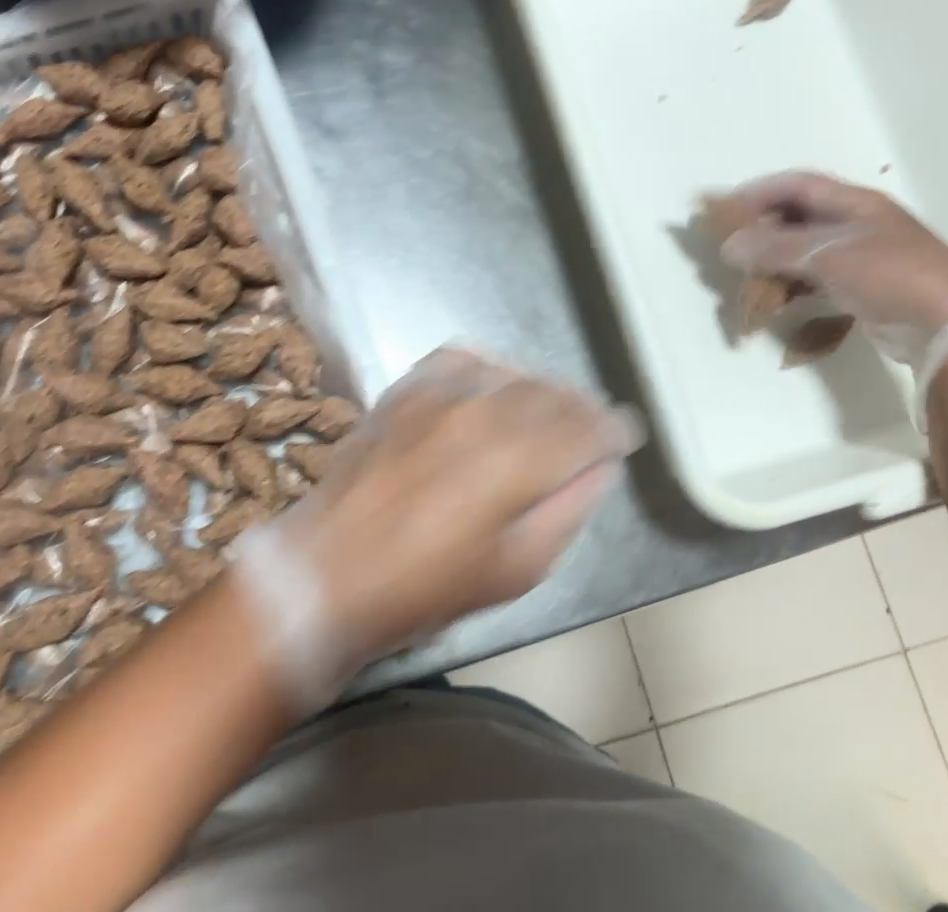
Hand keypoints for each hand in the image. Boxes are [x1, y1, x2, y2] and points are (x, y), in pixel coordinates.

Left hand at [231, 349, 641, 710]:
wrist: (327, 572)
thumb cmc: (425, 588)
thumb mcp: (515, 571)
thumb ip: (567, 512)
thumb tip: (598, 469)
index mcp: (516, 459)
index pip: (586, 426)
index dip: (610, 432)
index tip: (620, 440)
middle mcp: (481, 411)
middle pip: (552, 393)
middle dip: (580, 410)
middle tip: (590, 430)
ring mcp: (436, 394)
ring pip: (510, 372)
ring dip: (538, 389)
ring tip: (544, 415)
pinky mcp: (402, 391)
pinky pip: (458, 359)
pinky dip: (486, 369)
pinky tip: (489, 390)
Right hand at [719, 171, 947, 374]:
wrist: (945, 323)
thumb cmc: (891, 275)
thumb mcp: (828, 256)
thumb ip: (775, 249)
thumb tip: (729, 245)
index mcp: (856, 203)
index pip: (798, 184)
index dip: (759, 191)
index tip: (724, 207)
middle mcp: (858, 223)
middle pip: (799, 216)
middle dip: (762, 229)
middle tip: (731, 247)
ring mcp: (862, 256)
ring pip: (805, 250)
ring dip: (774, 262)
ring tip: (748, 278)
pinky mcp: (862, 286)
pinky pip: (815, 278)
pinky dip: (791, 286)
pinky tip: (775, 302)